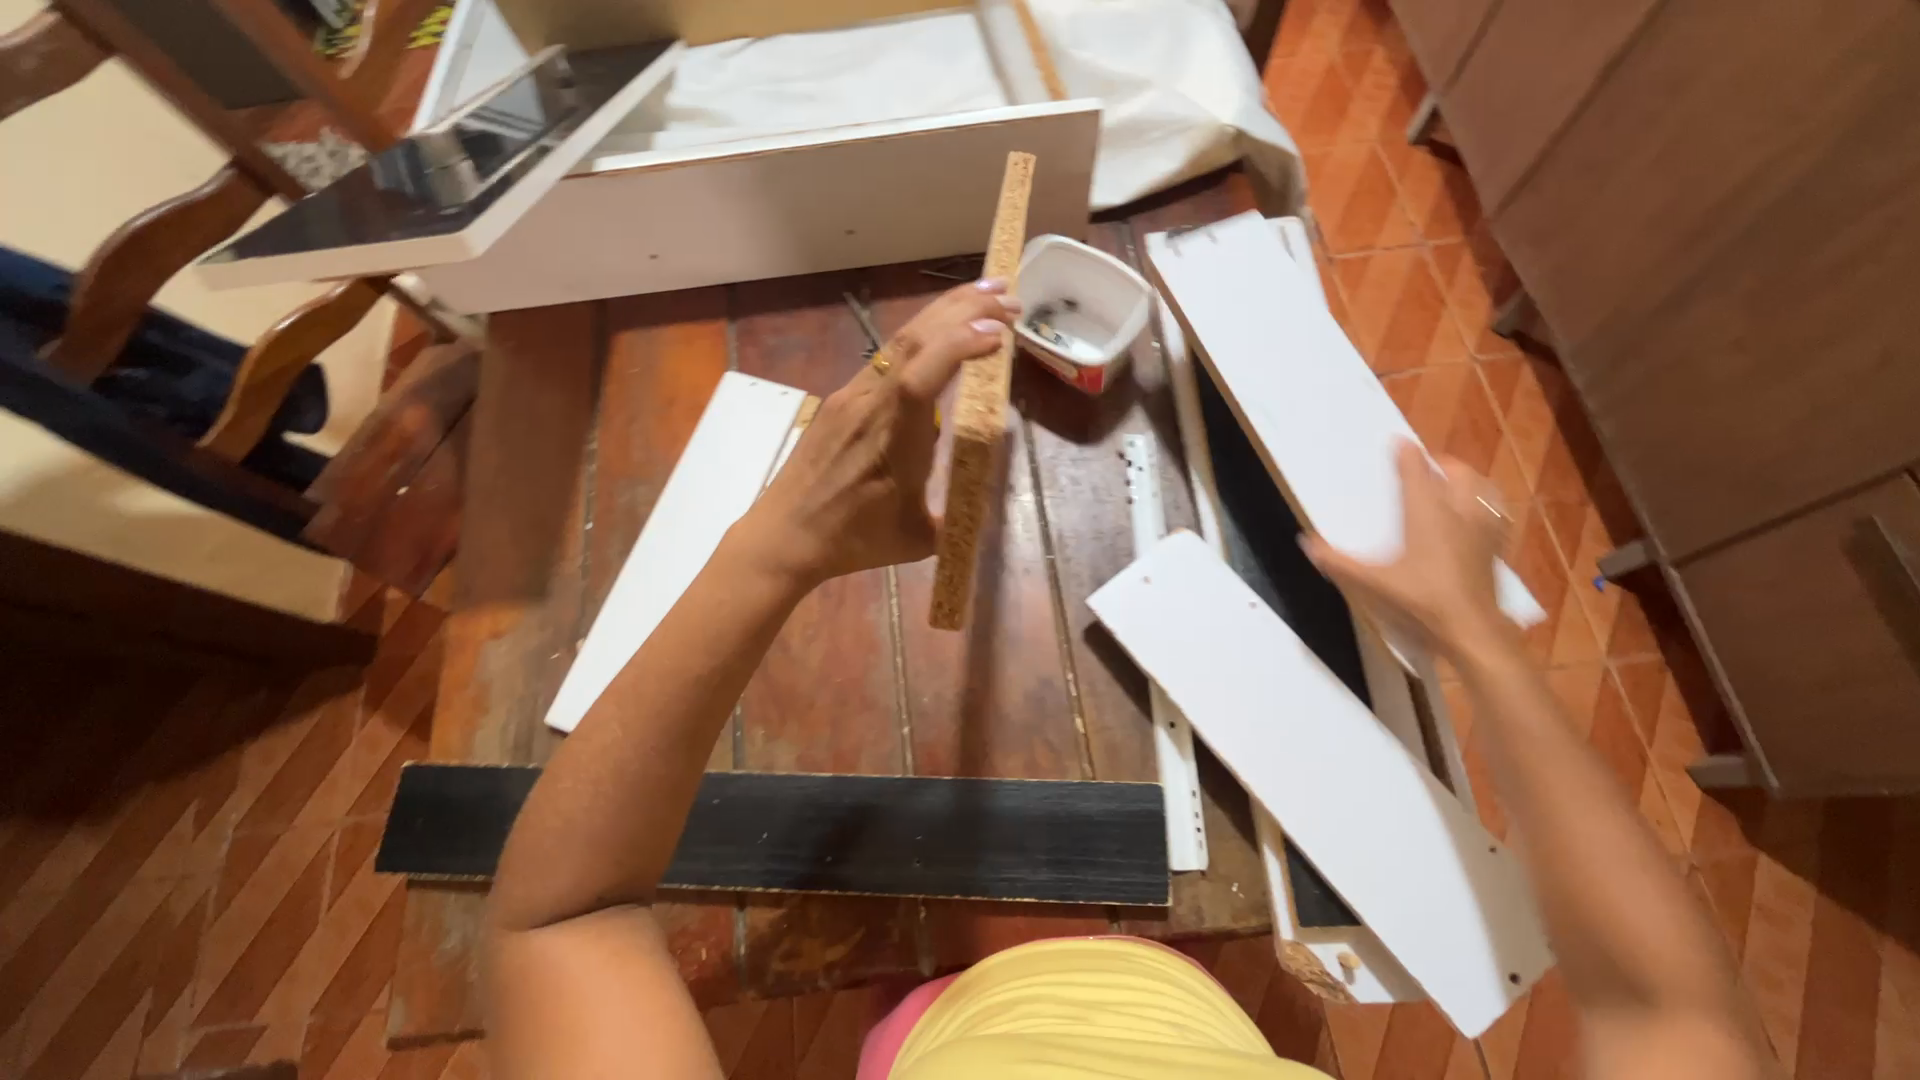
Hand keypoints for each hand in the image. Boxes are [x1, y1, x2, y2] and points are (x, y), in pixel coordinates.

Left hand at [743, 279, 1019, 584]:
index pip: (921, 375)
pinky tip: (941, 333)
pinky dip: (922, 336)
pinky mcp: (841, 399)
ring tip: (985, 298)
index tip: (1000, 331)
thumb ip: (954, 511)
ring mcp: (851, 397)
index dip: (959, 346)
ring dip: (944, 314)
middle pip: (914, 340)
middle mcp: (869, 406)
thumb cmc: (853, 541)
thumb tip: (980, 492)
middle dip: (964, 310)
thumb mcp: (917, 537)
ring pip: (899, 340)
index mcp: (891, 440)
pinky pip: (886, 357)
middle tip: (1010, 296)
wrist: (784, 536)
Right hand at [1302, 439, 1513, 658]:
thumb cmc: (1421, 600)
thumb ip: (1339, 562)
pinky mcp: (1495, 549)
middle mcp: (1458, 513)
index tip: (1399, 441)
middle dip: (1442, 464)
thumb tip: (1306, 543)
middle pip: (1458, 474)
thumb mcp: (1373, 583)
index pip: (1417, 473)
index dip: (1407, 455)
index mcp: (1427, 514)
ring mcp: (1482, 530)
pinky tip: (1477, 517)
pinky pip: (1496, 515)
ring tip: (1454, 484)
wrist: (1471, 629)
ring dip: (1469, 481)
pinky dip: (1486, 507)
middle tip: (1425, 466)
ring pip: (1483, 490)